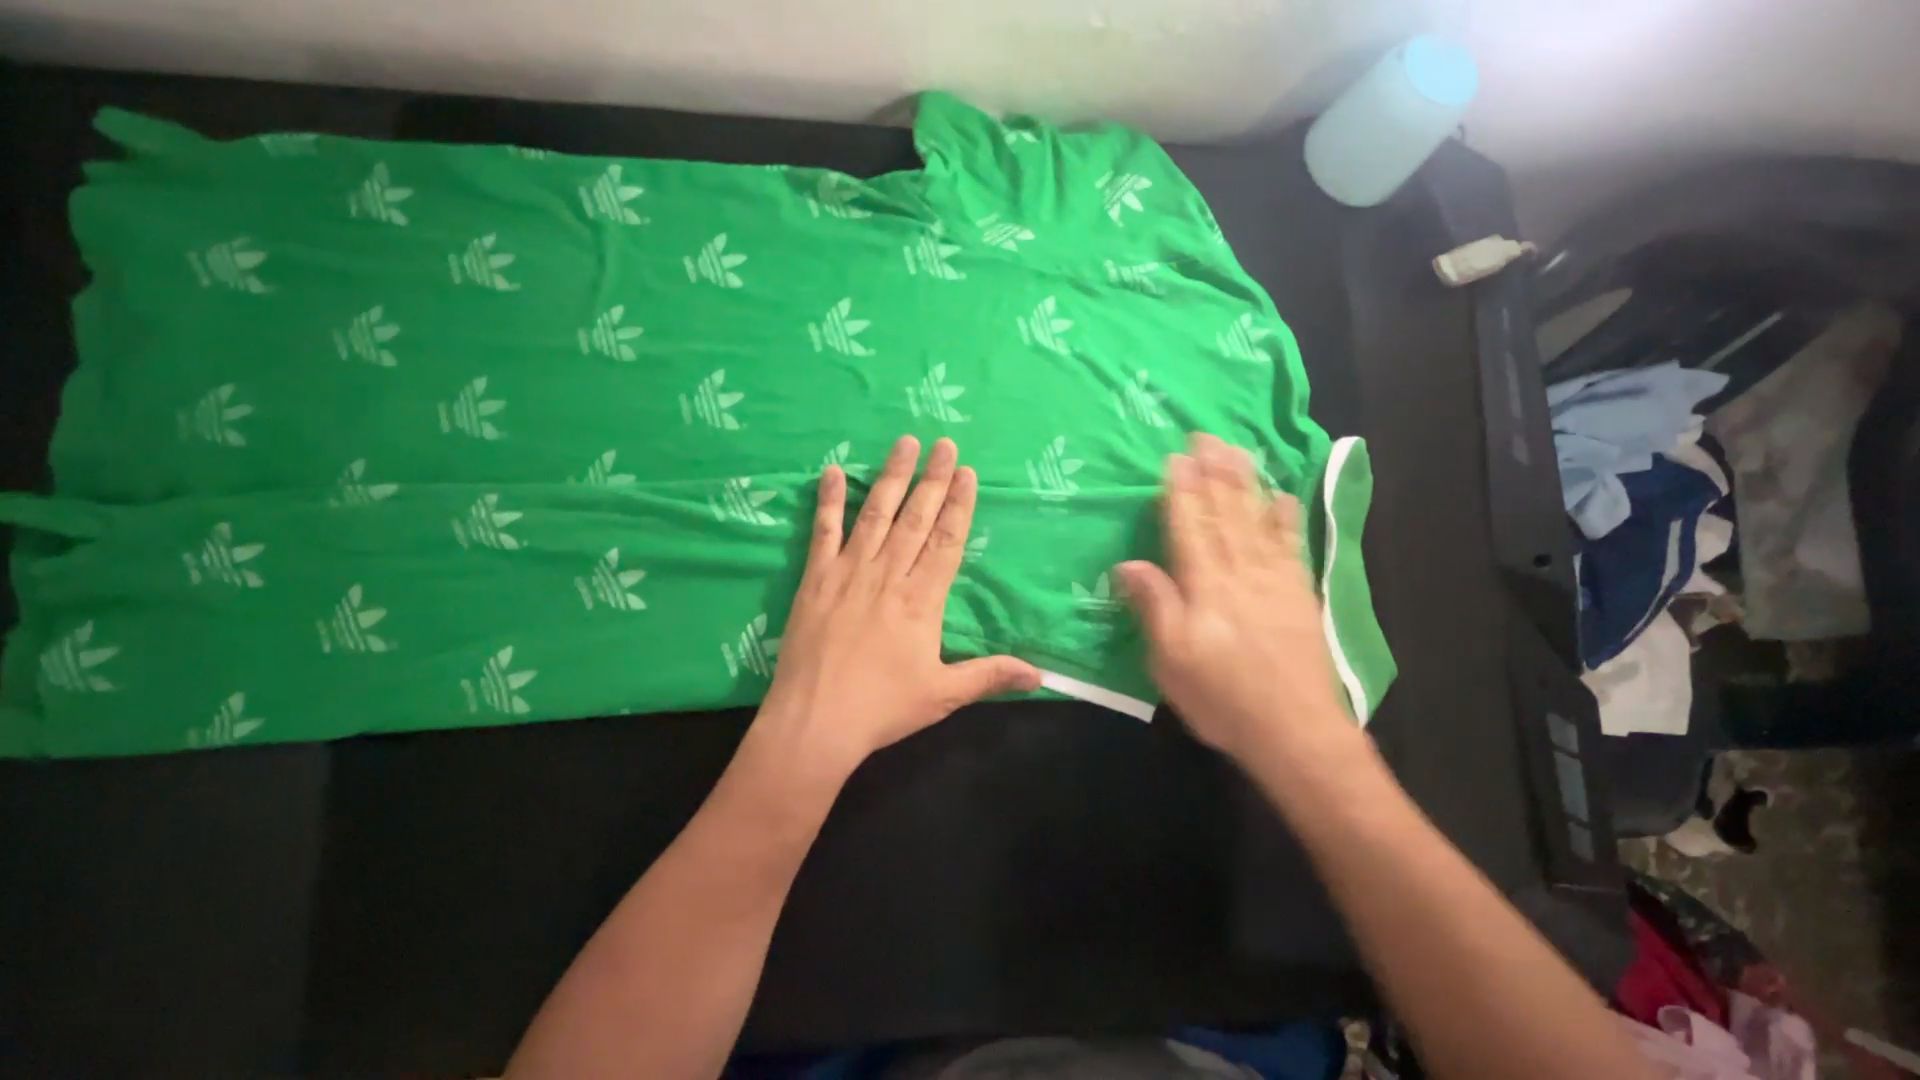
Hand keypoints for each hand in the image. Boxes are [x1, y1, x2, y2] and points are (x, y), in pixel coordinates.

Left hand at [754, 435, 1040, 774]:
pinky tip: (831, 472)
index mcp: (922, 600)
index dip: (960, 505)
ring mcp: (849, 573)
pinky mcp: (815, 580)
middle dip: (933, 479)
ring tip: (904, 443)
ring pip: (875, 515)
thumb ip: (990, 676)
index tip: (968, 472)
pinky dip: (827, 501)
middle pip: (916, 518)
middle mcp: (888, 575)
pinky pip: (823, 532)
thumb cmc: (882, 708)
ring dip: (891, 477)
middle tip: (944, 442)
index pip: (947, 541)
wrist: (816, 720)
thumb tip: (1041, 675)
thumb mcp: (944, 695)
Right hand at [1115, 434, 1357, 769]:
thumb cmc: (1222, 699)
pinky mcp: (1299, 595)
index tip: (1175, 457)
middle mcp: (1241, 573)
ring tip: (1236, 449)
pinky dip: (1284, 517)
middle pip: (1224, 514)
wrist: (1295, 731)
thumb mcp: (1171, 661)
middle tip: (1205, 435)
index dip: (1181, 492)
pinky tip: (1280, 495)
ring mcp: (1275, 581)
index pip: (1189, 528)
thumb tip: (1129, 564)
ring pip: (1256, 520)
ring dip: (1244, 482)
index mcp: (1205, 587)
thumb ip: (1155, 607)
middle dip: (1213, 473)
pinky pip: (1290, 544)